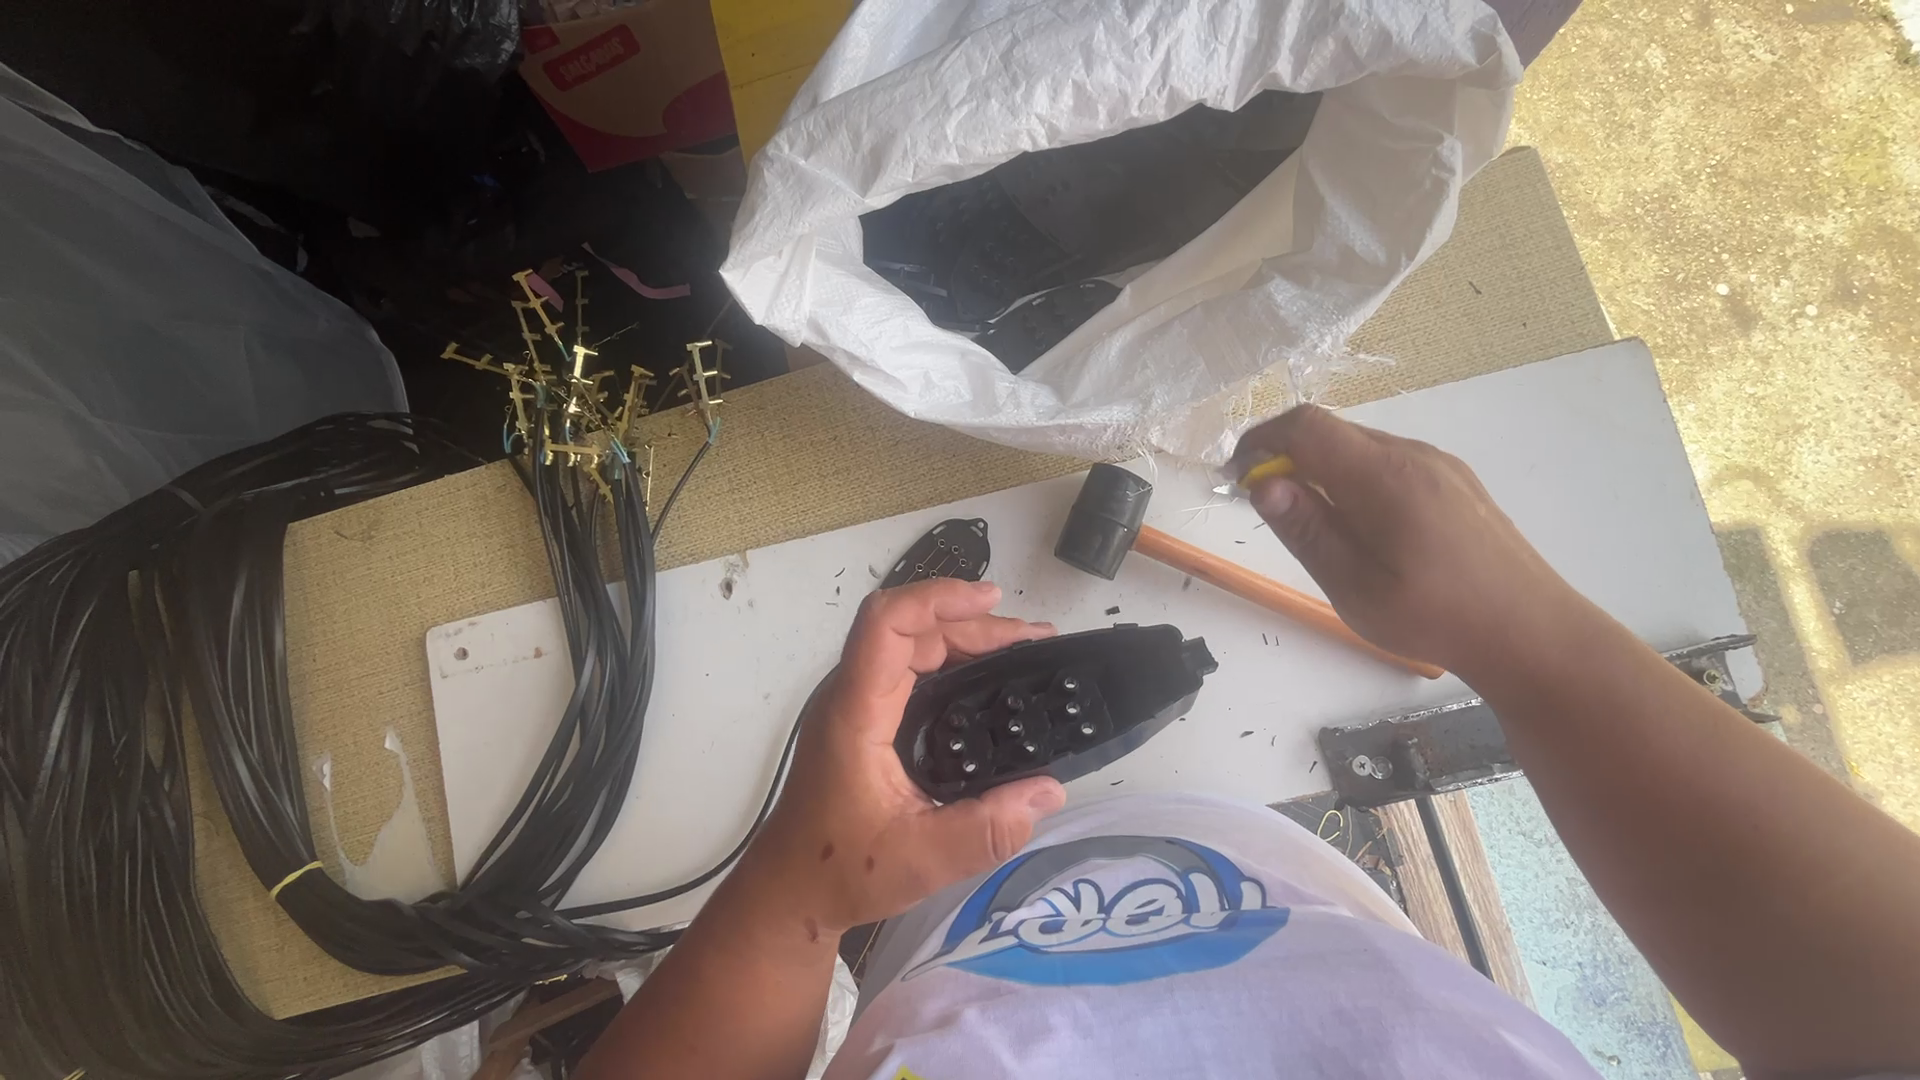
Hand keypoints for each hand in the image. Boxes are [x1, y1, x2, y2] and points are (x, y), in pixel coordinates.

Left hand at [743, 579, 1066, 938]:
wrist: (792, 889)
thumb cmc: (842, 870)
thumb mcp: (921, 860)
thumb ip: (987, 831)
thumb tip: (1050, 791)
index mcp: (857, 712)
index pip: (886, 624)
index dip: (937, 598)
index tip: (992, 600)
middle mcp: (854, 694)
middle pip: (911, 629)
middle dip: (975, 624)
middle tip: (1036, 642)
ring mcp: (859, 703)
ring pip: (913, 645)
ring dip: (967, 638)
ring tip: (1024, 651)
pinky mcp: (869, 717)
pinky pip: (912, 668)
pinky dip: (954, 661)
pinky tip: (989, 678)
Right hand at [1228, 405, 1587, 679]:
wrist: (1533, 633)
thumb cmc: (1434, 616)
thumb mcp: (1353, 585)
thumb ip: (1307, 530)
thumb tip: (1263, 483)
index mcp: (1384, 476)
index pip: (1306, 427)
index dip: (1260, 441)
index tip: (1236, 478)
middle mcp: (1412, 456)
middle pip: (1331, 432)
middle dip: (1284, 456)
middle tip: (1264, 505)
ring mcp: (1438, 466)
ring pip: (1358, 446)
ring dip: (1318, 469)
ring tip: (1308, 521)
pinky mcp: (1453, 481)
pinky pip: (1386, 462)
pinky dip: (1350, 478)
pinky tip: (1356, 525)